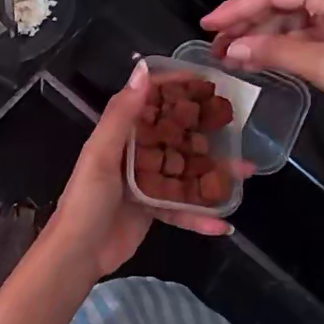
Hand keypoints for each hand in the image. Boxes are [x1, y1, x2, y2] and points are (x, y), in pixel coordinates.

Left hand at [44, 61, 241, 278]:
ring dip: (214, 173)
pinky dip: (201, 217)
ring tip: (246, 171)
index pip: (150, 101)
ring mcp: (146, 182)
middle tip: (237, 123)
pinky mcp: (154, 210)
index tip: (207, 81)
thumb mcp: (100, 154)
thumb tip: (143, 68)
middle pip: (175, 135)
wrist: (77, 255)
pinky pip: (183, 208)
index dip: (176, 87)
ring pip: (186, 171)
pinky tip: (223, 225)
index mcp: (120, 135)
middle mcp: (135, 154)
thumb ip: (122, 114)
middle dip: (204, 129)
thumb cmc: (86, 201)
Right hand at [202, 0, 323, 182]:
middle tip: (217, 46)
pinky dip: (294, 41)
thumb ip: (279, 54)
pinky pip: (319, 25)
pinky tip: (269, 55)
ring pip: (301, 12)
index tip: (206, 25)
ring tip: (236, 54)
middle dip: (251, 22)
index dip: (237, 7)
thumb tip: (233, 49)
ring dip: (270, 33)